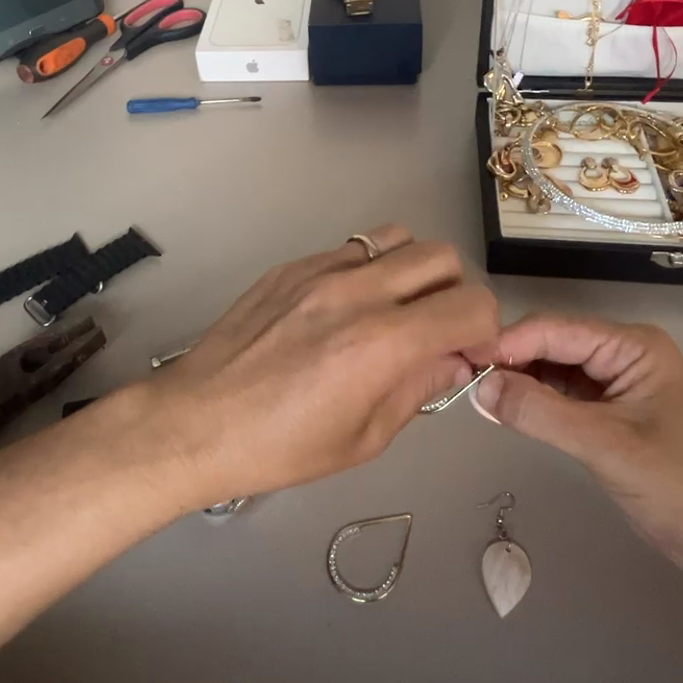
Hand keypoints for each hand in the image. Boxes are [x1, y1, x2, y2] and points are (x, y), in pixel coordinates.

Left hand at [134, 225, 499, 509]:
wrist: (198, 420)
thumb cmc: (283, 446)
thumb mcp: (365, 437)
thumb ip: (420, 388)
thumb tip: (457, 359)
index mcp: (383, 342)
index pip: (471, 304)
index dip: (484, 330)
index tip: (467, 352)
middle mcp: (357, 291)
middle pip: (442, 256)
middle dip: (453, 292)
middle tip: (434, 329)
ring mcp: (320, 269)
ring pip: (397, 237)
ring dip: (411, 269)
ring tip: (392, 307)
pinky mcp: (291, 265)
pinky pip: (350, 248)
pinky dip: (366, 270)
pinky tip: (343, 308)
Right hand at [468, 313, 682, 588]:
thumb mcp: (607, 447)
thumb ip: (540, 414)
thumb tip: (478, 387)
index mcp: (631, 346)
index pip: (553, 330)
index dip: (505, 342)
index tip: (460, 360)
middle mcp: (620, 355)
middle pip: (548, 344)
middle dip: (507, 359)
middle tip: (458, 378)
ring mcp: (614, 386)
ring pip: (551, 369)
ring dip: (516, 380)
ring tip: (471, 394)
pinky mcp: (609, 416)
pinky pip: (560, 396)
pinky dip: (532, 403)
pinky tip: (503, 411)